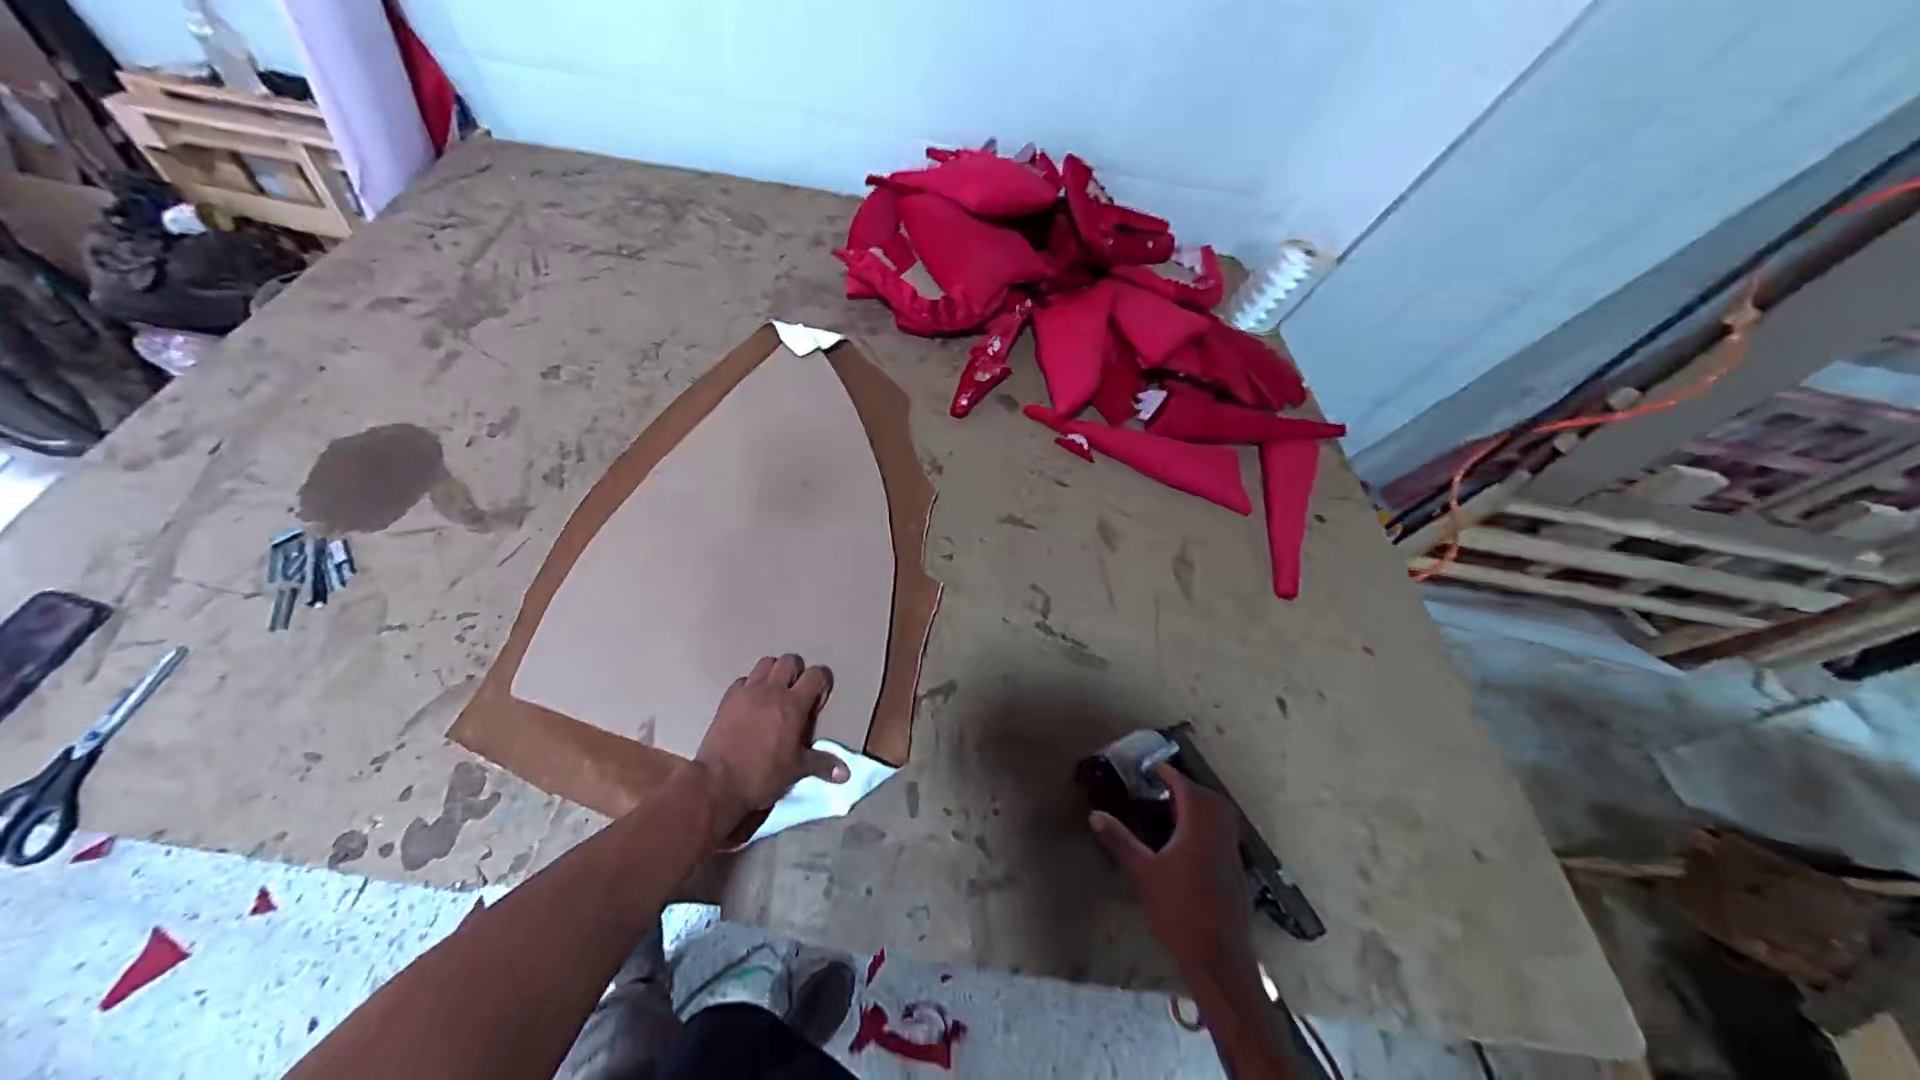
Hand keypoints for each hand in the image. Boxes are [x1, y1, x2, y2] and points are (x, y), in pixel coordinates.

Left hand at [694, 654, 848, 837]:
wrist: (717, 783)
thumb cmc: (762, 775)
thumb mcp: (796, 770)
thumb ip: (822, 764)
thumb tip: (845, 773)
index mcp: (793, 704)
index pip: (816, 674)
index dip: (821, 682)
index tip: (818, 700)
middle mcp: (771, 691)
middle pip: (789, 661)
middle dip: (797, 671)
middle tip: (797, 693)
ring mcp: (747, 692)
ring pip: (765, 664)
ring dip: (773, 672)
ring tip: (775, 693)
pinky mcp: (727, 699)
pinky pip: (742, 680)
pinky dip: (749, 685)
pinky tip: (751, 703)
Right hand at [1091, 764, 1251, 969]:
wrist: (1218, 957)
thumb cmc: (1178, 910)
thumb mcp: (1143, 874)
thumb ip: (1120, 841)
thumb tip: (1095, 815)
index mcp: (1198, 831)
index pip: (1188, 790)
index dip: (1172, 775)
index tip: (1155, 768)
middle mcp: (1220, 837)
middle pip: (1211, 800)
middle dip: (1190, 788)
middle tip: (1166, 788)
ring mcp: (1232, 856)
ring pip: (1223, 819)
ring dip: (1203, 807)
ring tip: (1177, 812)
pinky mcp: (1237, 874)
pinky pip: (1226, 836)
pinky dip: (1210, 827)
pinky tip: (1191, 844)